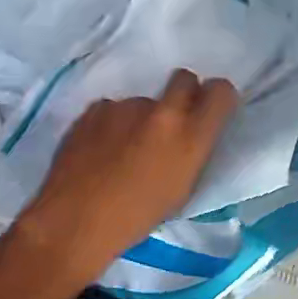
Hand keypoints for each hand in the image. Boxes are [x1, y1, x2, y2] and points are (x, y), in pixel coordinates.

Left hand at [1, 69, 238, 298]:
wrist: (76, 220)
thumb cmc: (137, 217)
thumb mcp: (181, 189)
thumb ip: (191, 153)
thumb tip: (189, 135)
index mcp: (190, 136)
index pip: (221, 91)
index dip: (217, 97)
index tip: (210, 110)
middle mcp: (162, 113)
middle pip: (184, 79)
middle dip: (183, 93)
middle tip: (171, 121)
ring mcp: (125, 106)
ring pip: (143, 100)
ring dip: (140, 117)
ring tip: (123, 149)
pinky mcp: (95, 109)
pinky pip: (112, 109)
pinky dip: (111, 123)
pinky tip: (99, 149)